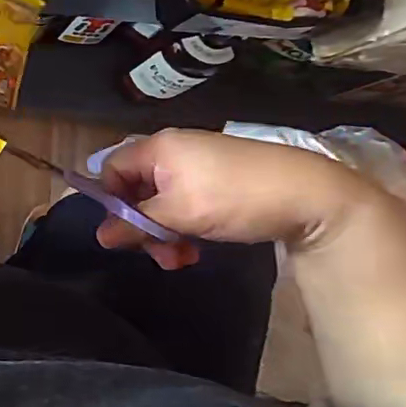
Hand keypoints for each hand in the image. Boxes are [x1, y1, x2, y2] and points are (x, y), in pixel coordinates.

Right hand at [95, 128, 396, 268]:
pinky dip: (185, 226)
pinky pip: (185, 202)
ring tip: (182, 258)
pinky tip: (198, 248)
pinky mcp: (217, 180)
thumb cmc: (233, 198)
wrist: (306, 193)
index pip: (112, 168)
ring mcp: (197, 165)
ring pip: (162, 201)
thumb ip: (136, 224)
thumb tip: (100, 236)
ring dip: (164, 233)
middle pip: (137, 188)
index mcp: (158, 148)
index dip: (110, 201)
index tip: (124, 234)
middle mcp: (173, 150)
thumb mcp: (179, 215)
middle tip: (160, 257)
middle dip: (142, 226)